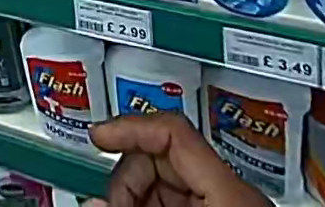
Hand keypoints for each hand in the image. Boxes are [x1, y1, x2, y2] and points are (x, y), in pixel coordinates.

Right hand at [91, 114, 270, 206]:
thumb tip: (92, 201)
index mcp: (230, 188)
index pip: (172, 130)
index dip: (129, 126)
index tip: (97, 136)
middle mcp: (232, 192)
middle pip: (164, 156)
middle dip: (128, 176)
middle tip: (107, 205)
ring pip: (167, 183)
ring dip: (135, 195)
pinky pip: (178, 203)